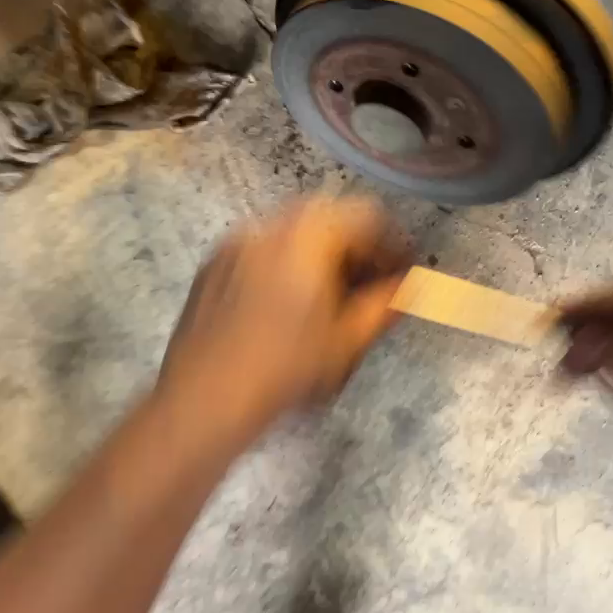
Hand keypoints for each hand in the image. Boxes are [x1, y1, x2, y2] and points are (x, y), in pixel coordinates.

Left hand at [158, 196, 411, 438]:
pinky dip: (279, 267)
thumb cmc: (282, 370)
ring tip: (326, 302)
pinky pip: (256, 253)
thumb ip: (385, 305)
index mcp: (306, 234)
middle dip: (351, 250)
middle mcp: (266, 226)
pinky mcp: (209, 268)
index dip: (392, 245)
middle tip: (366, 288)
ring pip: (288, 235)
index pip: (366, 215)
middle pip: (324, 220)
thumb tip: (409, 287)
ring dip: (315, 258)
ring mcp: (231, 245)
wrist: (202, 397)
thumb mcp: (346, 341)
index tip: (401, 276)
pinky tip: (282, 308)